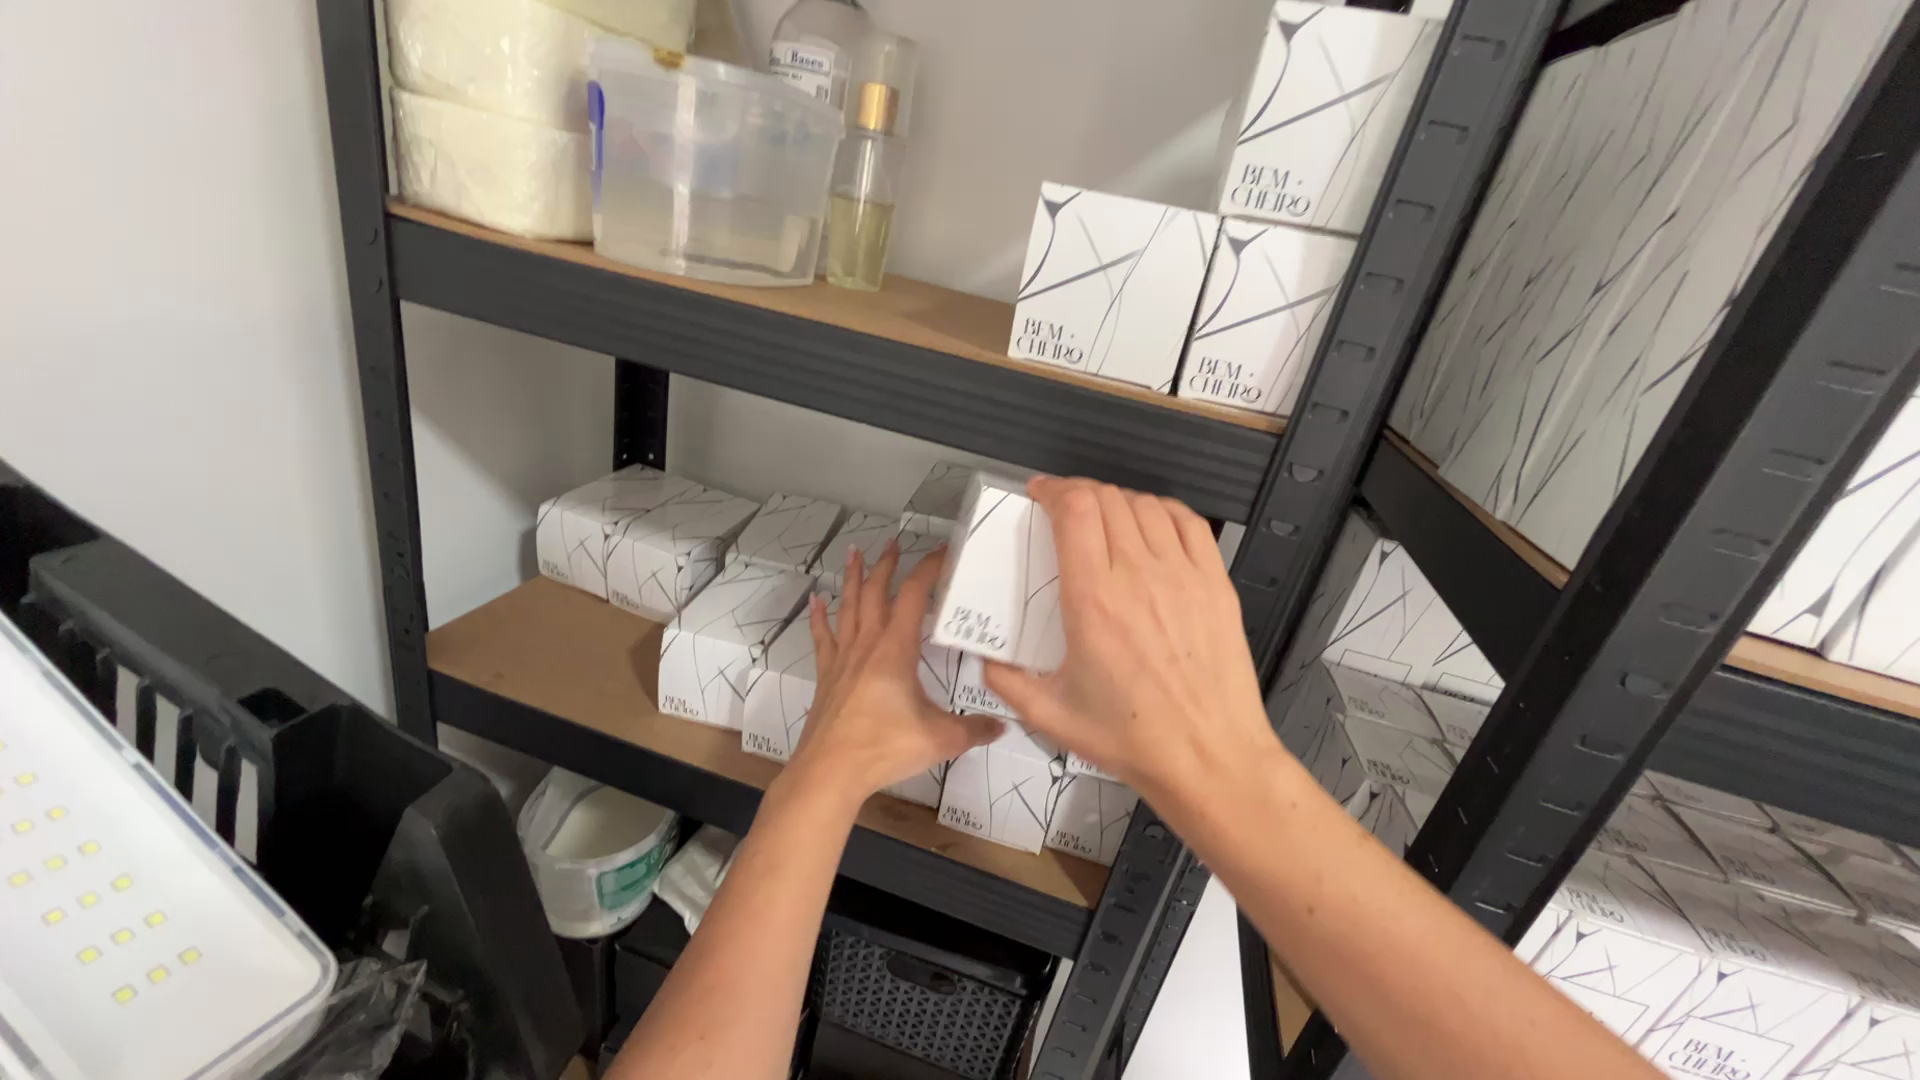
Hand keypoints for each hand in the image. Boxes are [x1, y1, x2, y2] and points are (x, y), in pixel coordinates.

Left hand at [789, 539, 1002, 797]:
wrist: (830, 771)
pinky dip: (819, 617)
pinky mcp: (826, 676)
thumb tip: (1003, 726)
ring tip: (854, 552)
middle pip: (876, 592)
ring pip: (847, 606)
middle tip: (894, 543)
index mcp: (896, 649)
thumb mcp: (941, 738)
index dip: (928, 569)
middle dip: (887, 565)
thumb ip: (974, 729)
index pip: (915, 595)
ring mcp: (842, 658)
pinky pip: (822, 637)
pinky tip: (816, 602)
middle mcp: (867, 644)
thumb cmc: (885, 748)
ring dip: (852, 578)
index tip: (942, 551)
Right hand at [985, 477, 1278, 806]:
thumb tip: (984, 656)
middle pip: (1107, 499)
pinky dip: (1162, 509)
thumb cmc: (1131, 738)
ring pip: (1145, 505)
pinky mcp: (1215, 584)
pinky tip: (1148, 521)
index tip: (1038, 494)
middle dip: (1078, 492)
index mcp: (1093, 602)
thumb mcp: (1051, 716)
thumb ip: (1006, 681)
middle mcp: (1138, 577)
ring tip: (1102, 515)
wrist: (1209, 758)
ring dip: (1116, 499)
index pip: (1075, 511)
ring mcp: (1183, 576)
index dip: (1053, 489)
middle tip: (1062, 506)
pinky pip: (1188, 522)